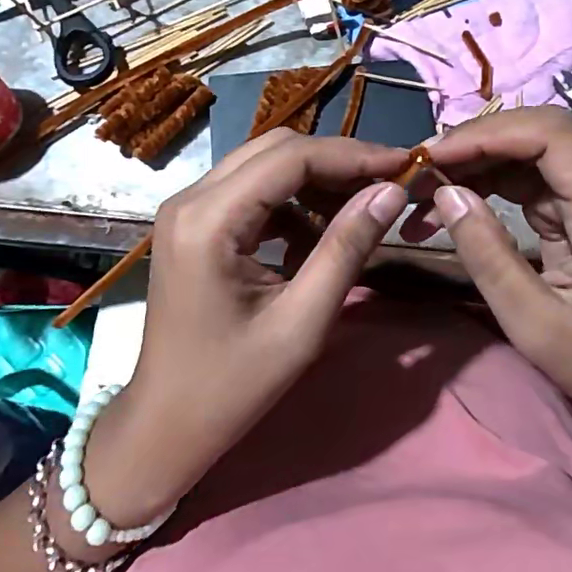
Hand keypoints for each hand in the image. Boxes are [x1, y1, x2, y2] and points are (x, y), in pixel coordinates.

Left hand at [78, 130, 409, 533]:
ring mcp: (188, 209)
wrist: (167, 422)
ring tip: (363, 208)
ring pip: (266, 165)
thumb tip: (392, 192)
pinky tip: (321, 234)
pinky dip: (294, 203)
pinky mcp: (195, 224)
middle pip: (277, 149)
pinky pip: (253, 191)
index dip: (353, 155)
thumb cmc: (233, 384)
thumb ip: (347, 249)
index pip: (291, 157)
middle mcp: (191, 198)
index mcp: (208, 220)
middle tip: (389, 184)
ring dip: (317, 180)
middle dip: (338, 161)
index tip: (404, 165)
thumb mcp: (302, 322)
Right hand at [406, 107, 571, 448]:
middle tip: (419, 172)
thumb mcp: (534, 324)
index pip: (553, 136)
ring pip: (537, 154)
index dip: (488, 133)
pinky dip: (497, 186)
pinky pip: (542, 180)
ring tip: (426, 191)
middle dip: (477, 146)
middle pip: (544, 136)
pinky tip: (460, 202)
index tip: (433, 154)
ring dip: (481, 165)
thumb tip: (445, 192)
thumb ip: (487, 254)